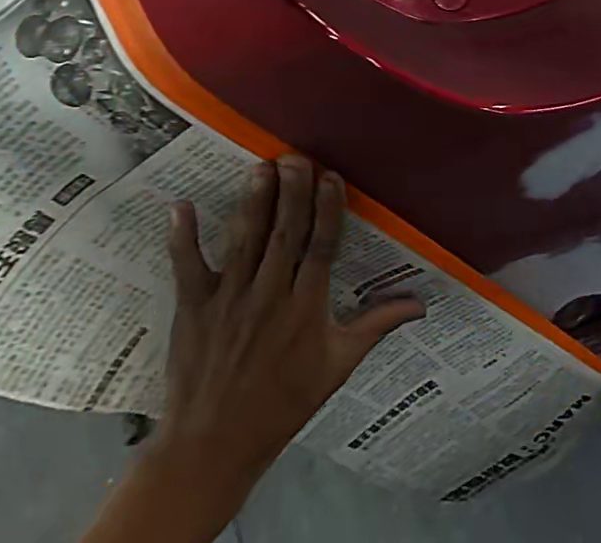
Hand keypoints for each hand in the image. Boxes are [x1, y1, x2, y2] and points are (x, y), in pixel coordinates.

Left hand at [161, 155, 426, 474]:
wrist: (216, 443)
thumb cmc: (283, 403)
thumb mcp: (337, 367)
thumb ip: (376, 327)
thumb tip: (420, 304)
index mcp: (307, 308)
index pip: (322, 247)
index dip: (328, 209)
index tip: (330, 177)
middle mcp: (270, 295)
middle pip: (285, 234)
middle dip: (291, 192)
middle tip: (295, 157)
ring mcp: (230, 298)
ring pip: (245, 240)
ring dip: (253, 202)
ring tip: (261, 166)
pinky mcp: (195, 306)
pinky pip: (188, 265)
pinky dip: (183, 236)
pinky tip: (181, 204)